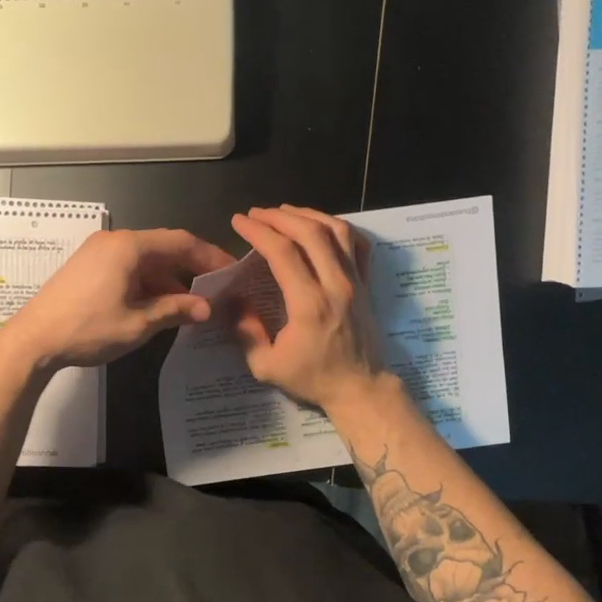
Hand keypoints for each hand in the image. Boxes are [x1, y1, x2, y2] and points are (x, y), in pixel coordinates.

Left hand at [0, 228, 235, 369]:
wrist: (33, 339)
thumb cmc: (88, 329)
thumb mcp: (138, 324)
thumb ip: (174, 310)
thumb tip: (206, 309)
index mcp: (130, 247)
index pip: (182, 242)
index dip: (211, 257)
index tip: (232, 273)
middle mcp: (115, 241)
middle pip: (165, 248)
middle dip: (192, 269)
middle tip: (218, 289)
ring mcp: (99, 252)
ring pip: (146, 260)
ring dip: (170, 279)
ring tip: (193, 305)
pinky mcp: (88, 266)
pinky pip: (129, 267)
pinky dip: (148, 283)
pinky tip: (160, 305)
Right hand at [228, 205, 389, 411]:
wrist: (360, 389)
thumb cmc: (313, 379)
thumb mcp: (266, 366)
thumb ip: (247, 332)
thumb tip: (234, 302)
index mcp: (309, 304)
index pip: (283, 252)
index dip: (258, 232)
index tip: (239, 222)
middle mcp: (335, 284)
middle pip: (310, 232)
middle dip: (279, 217)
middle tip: (256, 213)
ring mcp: (355, 281)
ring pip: (337, 231)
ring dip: (309, 215)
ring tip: (285, 212)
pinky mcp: (367, 284)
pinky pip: (359, 245)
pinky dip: (340, 228)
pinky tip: (322, 225)